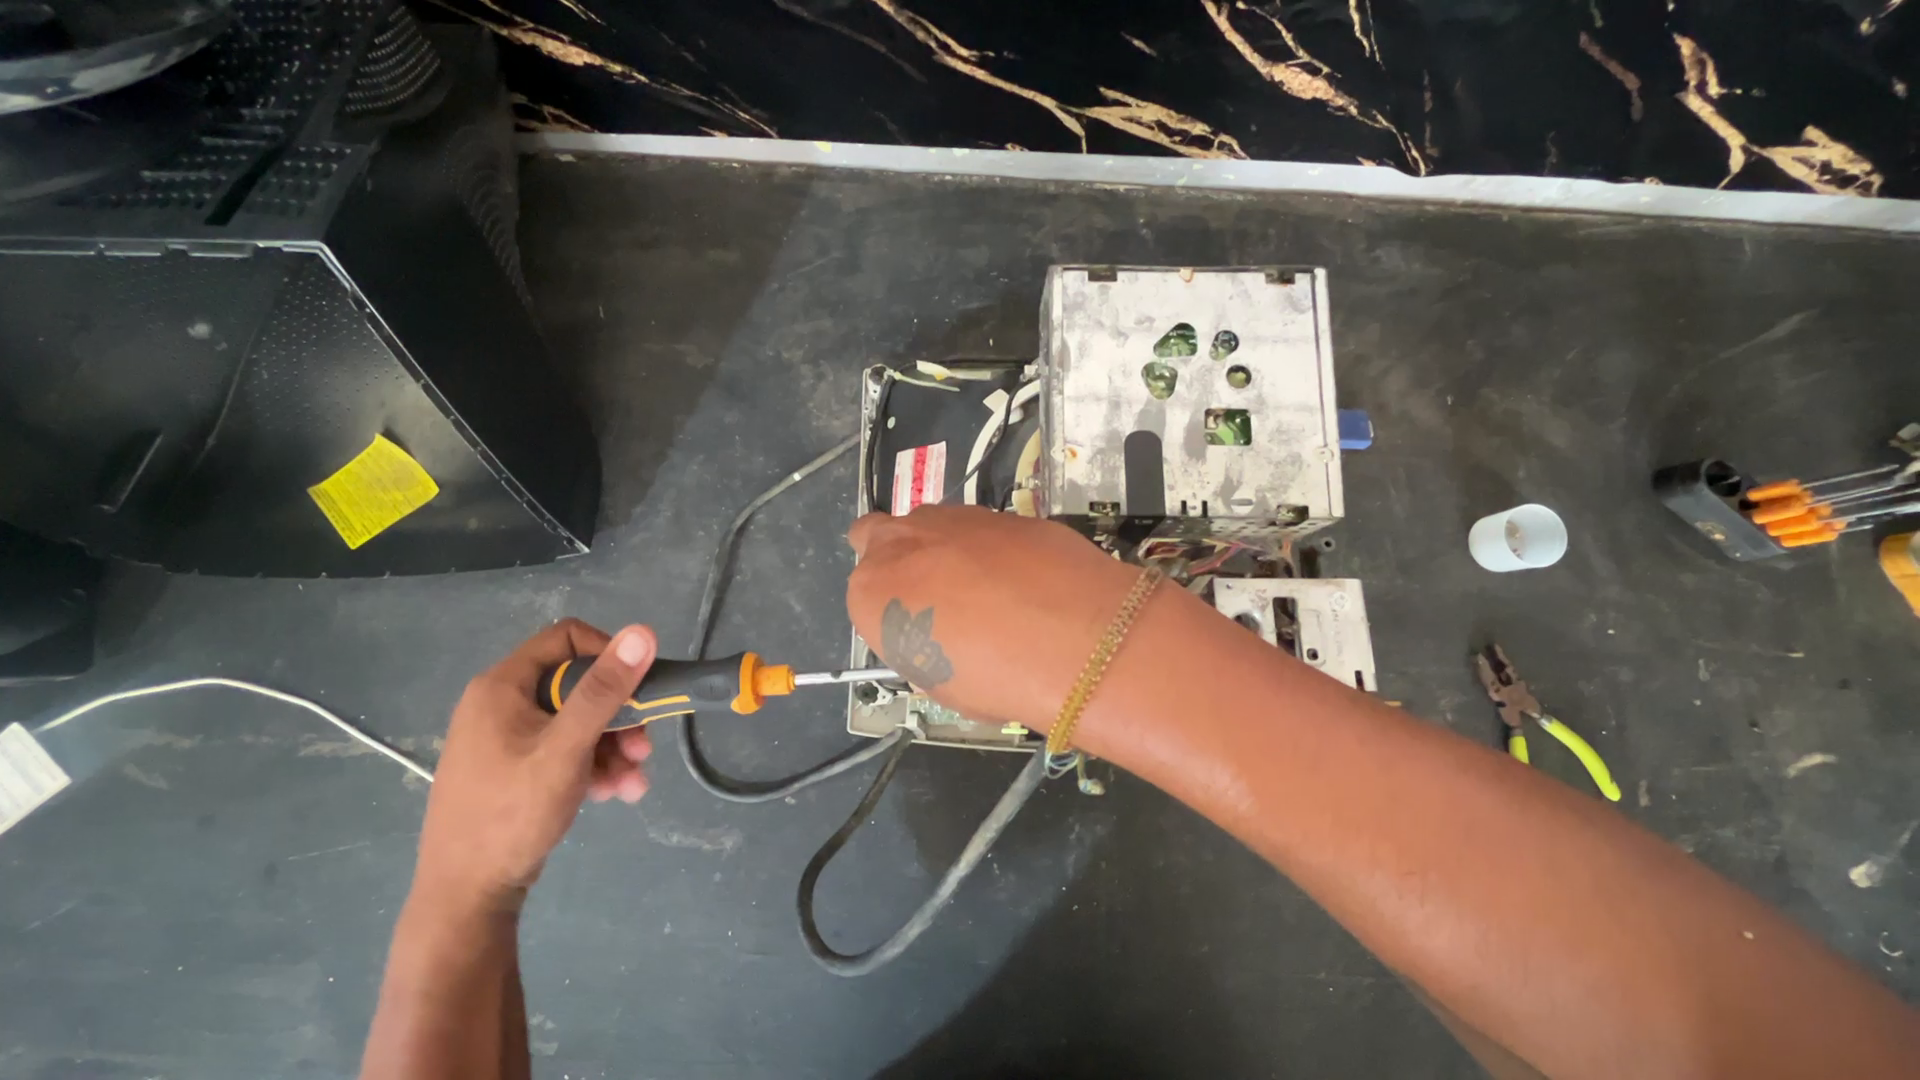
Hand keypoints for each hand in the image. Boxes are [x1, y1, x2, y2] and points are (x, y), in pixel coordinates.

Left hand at [412, 618, 656, 913]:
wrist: (465, 896)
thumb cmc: (511, 814)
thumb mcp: (566, 749)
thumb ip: (604, 691)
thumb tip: (644, 632)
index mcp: (503, 686)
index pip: (567, 638)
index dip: (609, 656)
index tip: (640, 687)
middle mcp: (503, 703)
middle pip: (579, 685)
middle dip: (620, 715)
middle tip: (644, 747)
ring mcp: (508, 738)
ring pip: (579, 721)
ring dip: (615, 747)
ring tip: (634, 783)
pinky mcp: (516, 768)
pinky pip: (566, 750)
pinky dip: (595, 766)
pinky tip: (615, 794)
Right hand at [845, 505, 1142, 732]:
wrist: (1071, 635)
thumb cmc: (990, 677)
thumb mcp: (937, 682)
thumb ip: (922, 644)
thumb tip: (939, 639)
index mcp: (871, 591)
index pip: (863, 593)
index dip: (890, 613)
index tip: (918, 634)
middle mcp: (902, 542)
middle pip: (878, 536)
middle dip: (898, 559)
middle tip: (936, 598)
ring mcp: (955, 518)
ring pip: (933, 526)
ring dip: (947, 550)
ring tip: (991, 593)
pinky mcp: (1005, 512)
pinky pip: (985, 529)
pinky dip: (995, 549)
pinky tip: (1027, 581)